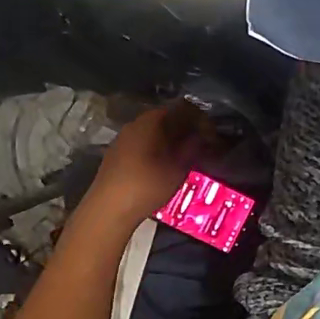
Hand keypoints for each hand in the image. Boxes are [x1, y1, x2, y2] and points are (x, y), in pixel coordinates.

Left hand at [79, 101, 201, 227]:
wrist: (108, 209)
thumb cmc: (147, 185)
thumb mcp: (177, 168)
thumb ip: (191, 148)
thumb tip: (201, 137)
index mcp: (151, 121)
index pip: (183, 109)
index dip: (201, 121)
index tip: (211, 137)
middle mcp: (135, 123)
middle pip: (166, 119)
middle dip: (185, 130)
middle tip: (201, 147)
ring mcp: (122, 138)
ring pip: (153, 132)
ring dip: (170, 141)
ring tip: (184, 158)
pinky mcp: (115, 154)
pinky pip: (142, 143)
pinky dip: (156, 149)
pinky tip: (162, 166)